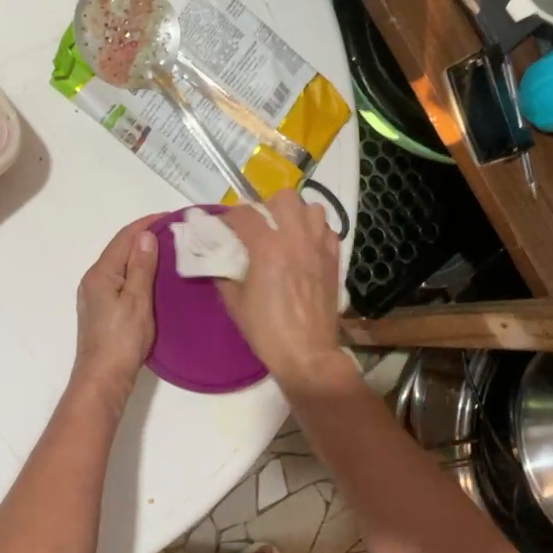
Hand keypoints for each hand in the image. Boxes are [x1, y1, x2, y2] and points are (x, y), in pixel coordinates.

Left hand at [72, 214, 160, 408]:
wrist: (103, 378)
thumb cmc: (122, 340)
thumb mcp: (137, 300)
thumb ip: (141, 267)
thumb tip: (145, 236)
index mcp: (101, 273)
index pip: (124, 238)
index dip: (147, 223)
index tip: (172, 217)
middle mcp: (93, 280)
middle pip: (120, 249)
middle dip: (146, 237)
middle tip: (176, 234)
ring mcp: (95, 296)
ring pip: (121, 266)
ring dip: (142, 255)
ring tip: (169, 252)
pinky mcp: (102, 310)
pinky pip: (121, 281)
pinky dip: (138, 273)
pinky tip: (154, 279)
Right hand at [216, 190, 352, 393]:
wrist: (307, 354)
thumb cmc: (267, 331)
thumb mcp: (235, 303)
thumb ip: (224, 274)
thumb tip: (218, 259)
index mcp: (267, 248)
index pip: (244, 214)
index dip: (229, 217)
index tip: (224, 227)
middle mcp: (296, 239)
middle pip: (284, 198)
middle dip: (268, 206)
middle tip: (260, 226)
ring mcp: (319, 248)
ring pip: (312, 209)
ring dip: (297, 215)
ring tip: (287, 232)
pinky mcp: (334, 260)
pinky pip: (328, 231)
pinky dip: (316, 233)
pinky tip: (306, 248)